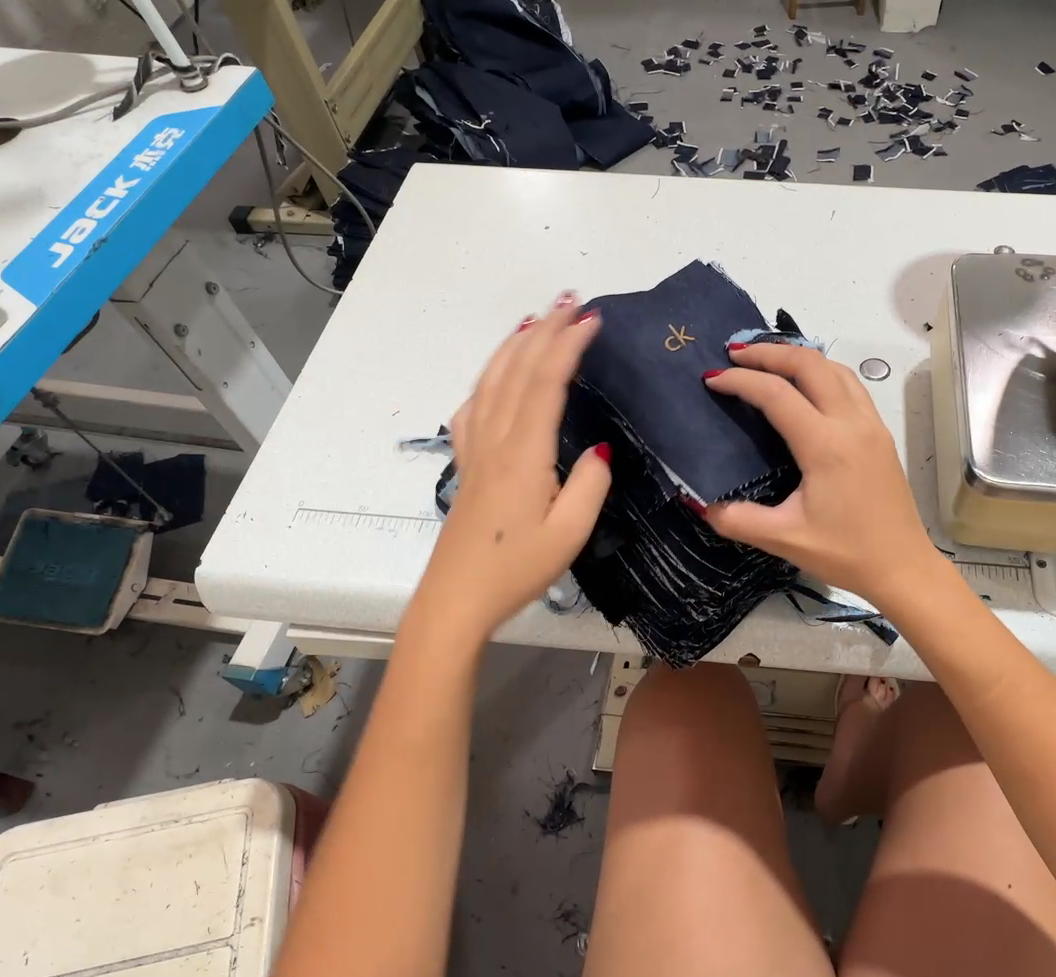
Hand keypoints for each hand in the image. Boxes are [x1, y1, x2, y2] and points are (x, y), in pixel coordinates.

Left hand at [412, 294, 610, 640]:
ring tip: (536, 321)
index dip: (567, 345)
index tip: (590, 318)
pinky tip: (495, 377)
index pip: (545, 383)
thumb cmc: (517, 569)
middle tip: (568, 301)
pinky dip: (488, 378)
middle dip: (543, 330)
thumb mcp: (570, 533)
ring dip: (514, 345)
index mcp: (524, 453)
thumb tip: (599, 449)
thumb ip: (591, 485)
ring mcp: (475, 450)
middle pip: (515, 370)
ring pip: (490, 381)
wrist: (457, 597)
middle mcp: (495, 440)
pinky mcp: (466, 465)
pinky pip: (473, 406)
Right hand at [701, 343, 944, 605]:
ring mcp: (871, 425)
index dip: (740, 380)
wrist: (902, 566)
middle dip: (769, 352)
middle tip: (734, 353)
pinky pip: (850, 385)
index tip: (711, 378)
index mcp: (825, 446)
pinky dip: (822, 372)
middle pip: (810, 364)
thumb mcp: (784, 540)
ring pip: (835, 368)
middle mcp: (851, 424)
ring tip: (766, 362)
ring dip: (798, 357)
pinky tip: (805, 386)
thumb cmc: (845, 553)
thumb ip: (737, 519)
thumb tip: (700, 502)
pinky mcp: (880, 434)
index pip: (776, 394)